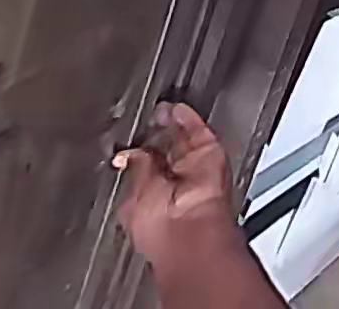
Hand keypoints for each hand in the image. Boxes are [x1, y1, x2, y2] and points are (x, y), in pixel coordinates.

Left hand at [113, 102, 242, 274]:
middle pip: (167, 148)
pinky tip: (176, 109)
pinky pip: (198, 130)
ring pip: (182, 136)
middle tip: (150, 116)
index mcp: (150, 197)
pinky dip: (187, 118)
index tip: (132, 136)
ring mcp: (193, 164)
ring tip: (162, 109)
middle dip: (158, 132)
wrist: (189, 226)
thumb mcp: (132, 198)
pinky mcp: (209, 151)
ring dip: (172, 121)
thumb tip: (129, 153)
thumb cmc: (158, 228)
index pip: (146, 166)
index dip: (139, 150)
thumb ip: (135, 169)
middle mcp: (174, 180)